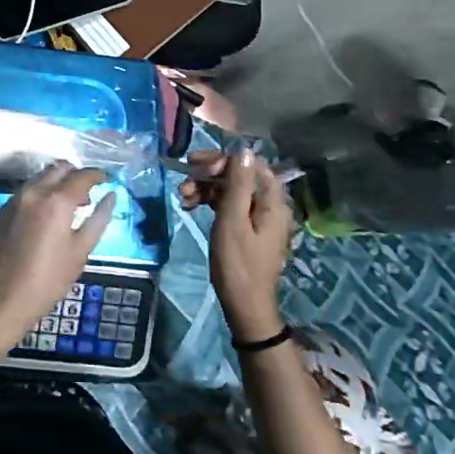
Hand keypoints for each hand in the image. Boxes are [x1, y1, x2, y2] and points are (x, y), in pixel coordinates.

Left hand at [0, 162, 114, 364]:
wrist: (4, 295)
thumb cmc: (49, 278)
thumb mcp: (80, 251)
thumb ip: (98, 219)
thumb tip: (111, 196)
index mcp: (56, 201)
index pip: (82, 175)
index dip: (97, 175)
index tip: (107, 180)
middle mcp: (34, 192)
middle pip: (58, 168)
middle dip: (75, 175)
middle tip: (87, 196)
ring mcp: (15, 199)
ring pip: (40, 177)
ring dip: (57, 182)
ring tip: (69, 206)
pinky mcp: (4, 209)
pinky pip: (27, 190)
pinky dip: (41, 192)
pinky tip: (47, 214)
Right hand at [178, 149, 293, 337]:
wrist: (244, 304)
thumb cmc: (237, 263)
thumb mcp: (232, 220)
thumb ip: (238, 184)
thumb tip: (243, 150)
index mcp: (272, 202)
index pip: (251, 165)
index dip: (224, 160)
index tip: (197, 166)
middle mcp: (269, 205)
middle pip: (239, 176)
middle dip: (209, 175)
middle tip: (184, 182)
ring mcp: (258, 217)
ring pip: (230, 189)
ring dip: (205, 188)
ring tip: (182, 197)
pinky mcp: (246, 228)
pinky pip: (228, 204)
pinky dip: (209, 202)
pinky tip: (190, 206)